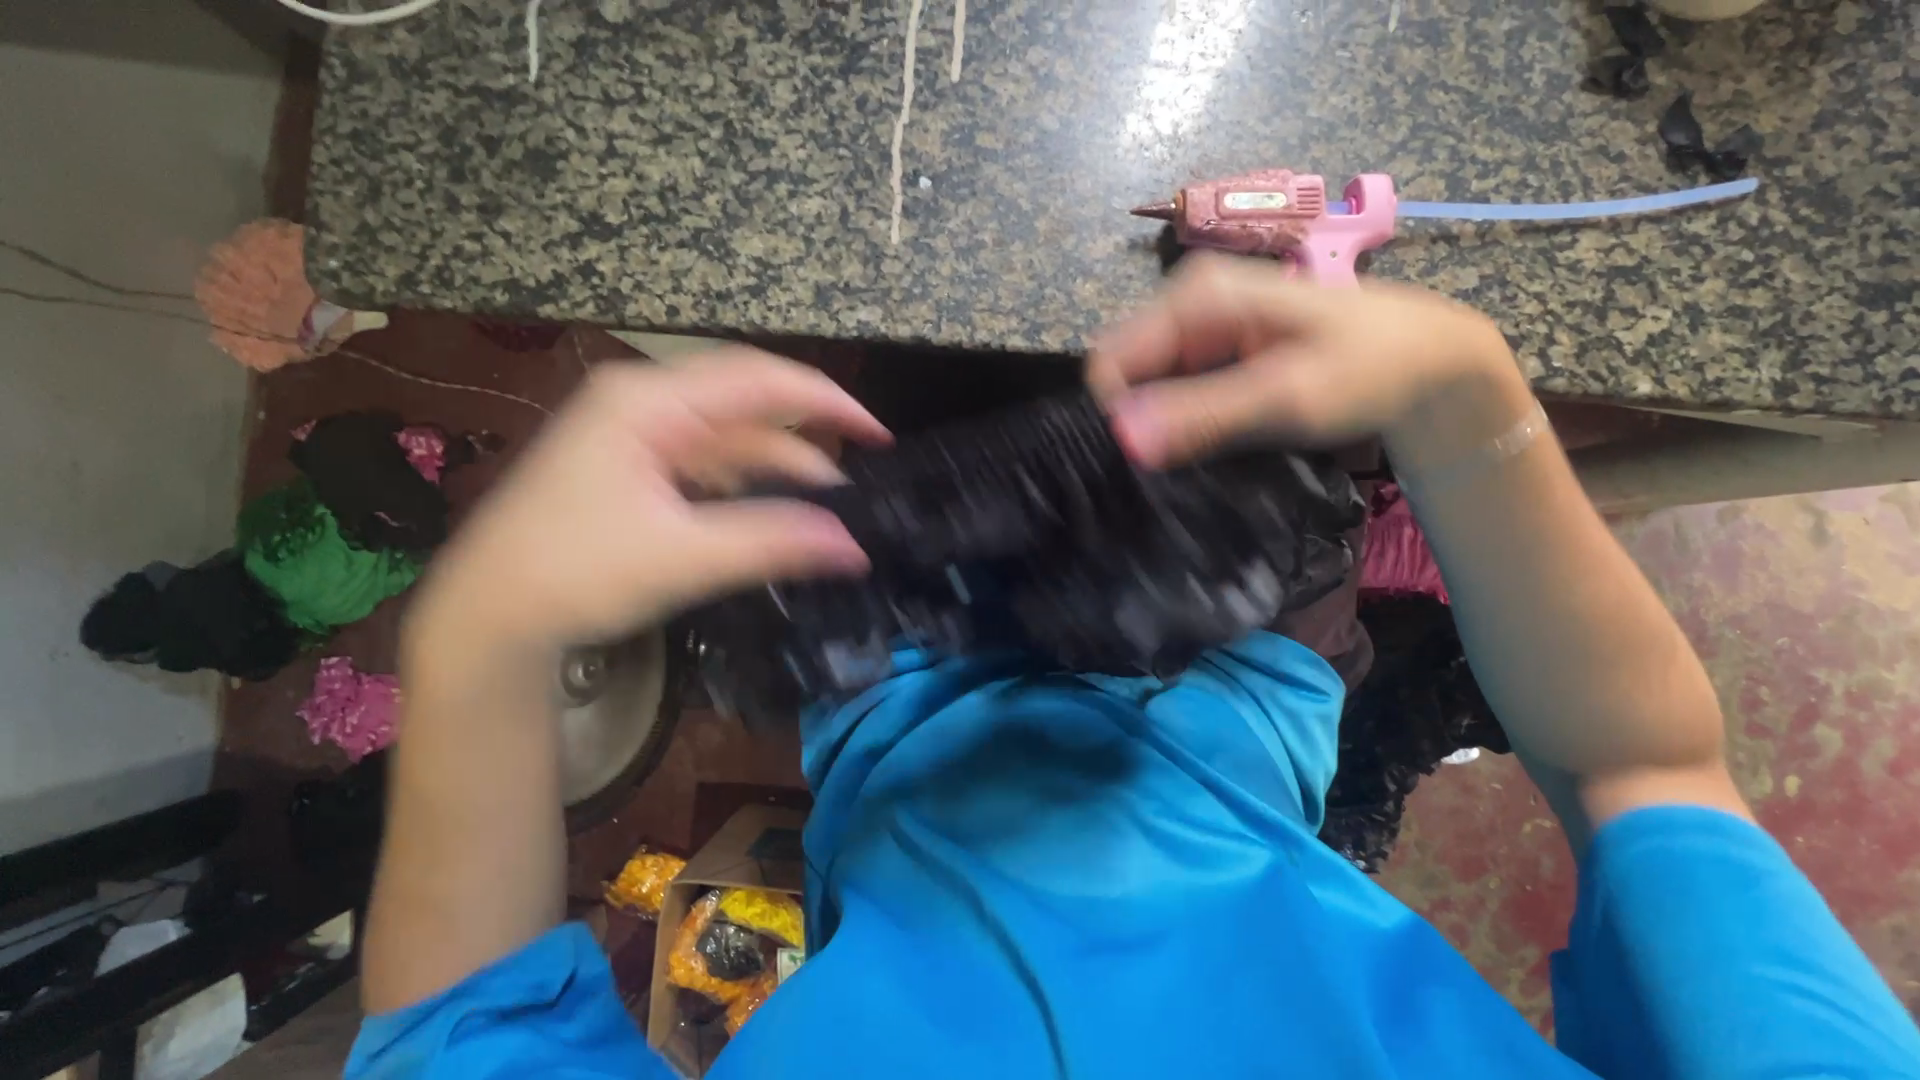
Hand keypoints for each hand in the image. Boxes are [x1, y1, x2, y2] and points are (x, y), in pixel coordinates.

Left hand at [407, 349, 888, 659]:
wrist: (488, 613)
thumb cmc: (573, 571)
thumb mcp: (682, 557)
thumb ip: (774, 543)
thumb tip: (853, 547)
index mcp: (649, 402)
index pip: (758, 379)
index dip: (826, 401)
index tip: (878, 434)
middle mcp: (644, 404)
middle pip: (747, 406)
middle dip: (806, 441)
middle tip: (860, 477)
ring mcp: (636, 435)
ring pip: (730, 438)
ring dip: (779, 469)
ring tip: (829, 505)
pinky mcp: (634, 468)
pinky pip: (708, 464)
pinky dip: (747, 485)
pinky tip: (777, 510)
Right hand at [1090, 254, 1528, 469]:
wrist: (1430, 362)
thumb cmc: (1369, 368)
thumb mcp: (1286, 397)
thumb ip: (1203, 416)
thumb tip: (1122, 438)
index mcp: (1197, 297)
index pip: (1113, 360)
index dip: (1118, 415)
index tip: (1141, 464)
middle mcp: (1188, 304)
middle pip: (1126, 373)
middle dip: (1138, 422)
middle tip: (1172, 468)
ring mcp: (1201, 328)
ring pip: (1146, 387)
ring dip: (1159, 428)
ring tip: (1190, 462)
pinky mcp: (1214, 351)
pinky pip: (1173, 392)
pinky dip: (1180, 423)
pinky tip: (1203, 446)